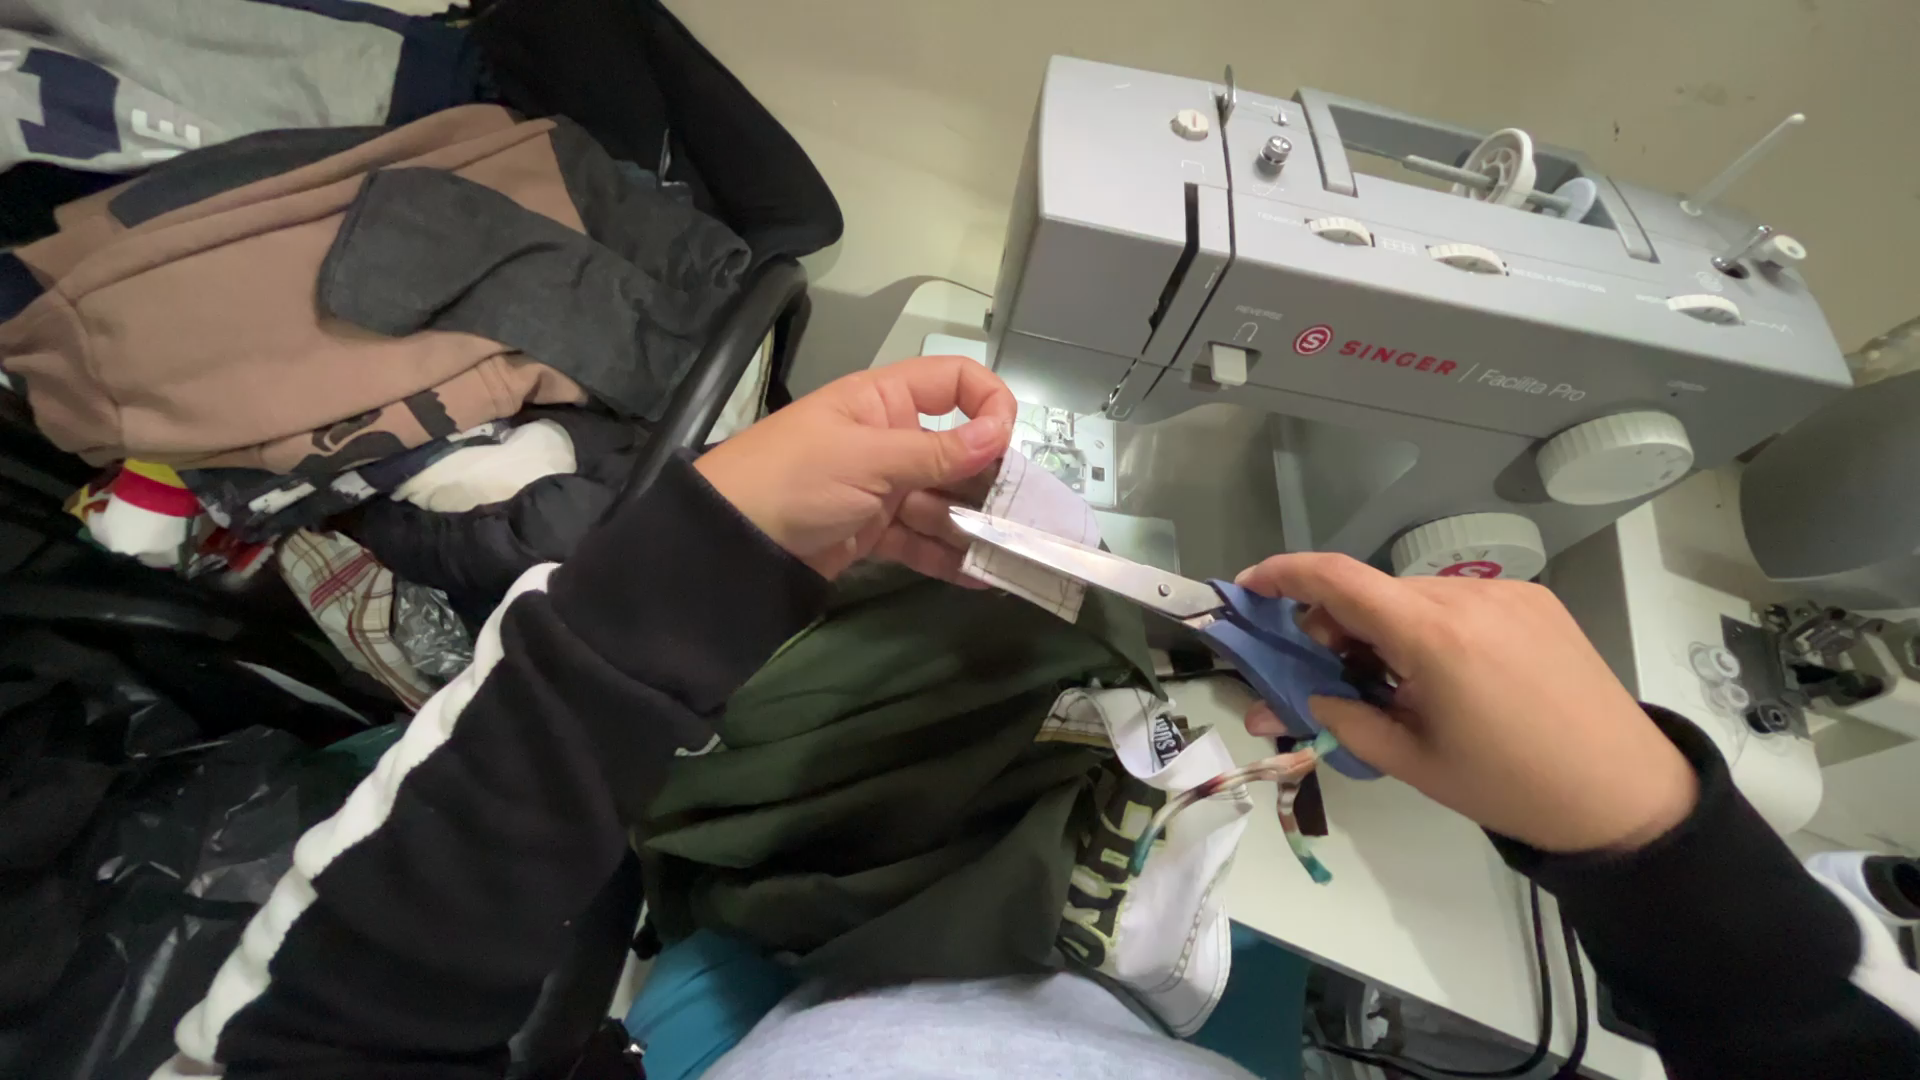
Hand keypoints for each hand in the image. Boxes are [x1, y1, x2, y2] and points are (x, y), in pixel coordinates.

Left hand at [694, 355, 1014, 581]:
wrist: (730, 540)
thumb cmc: (797, 478)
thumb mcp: (869, 459)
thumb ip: (937, 450)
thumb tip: (1002, 433)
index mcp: (887, 401)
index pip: (954, 381)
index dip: (988, 402)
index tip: (1006, 443)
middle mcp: (892, 439)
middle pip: (957, 451)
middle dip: (989, 480)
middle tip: (1023, 515)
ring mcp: (885, 488)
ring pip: (943, 501)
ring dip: (974, 526)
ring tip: (1011, 553)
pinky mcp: (876, 531)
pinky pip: (921, 540)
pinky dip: (947, 558)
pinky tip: (981, 577)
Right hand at [1235, 554, 1697, 852]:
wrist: (1630, 798)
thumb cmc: (1508, 786)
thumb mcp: (1407, 759)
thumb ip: (1336, 718)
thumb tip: (1286, 698)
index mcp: (1432, 636)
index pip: (1337, 578)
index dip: (1283, 572)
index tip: (1249, 585)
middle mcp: (1467, 598)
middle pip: (1368, 588)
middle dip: (1331, 618)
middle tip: (1327, 666)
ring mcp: (1506, 594)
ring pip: (1408, 593)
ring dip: (1378, 623)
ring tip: (1393, 677)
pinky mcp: (1534, 601)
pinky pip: (1451, 599)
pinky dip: (1422, 623)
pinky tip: (1443, 669)